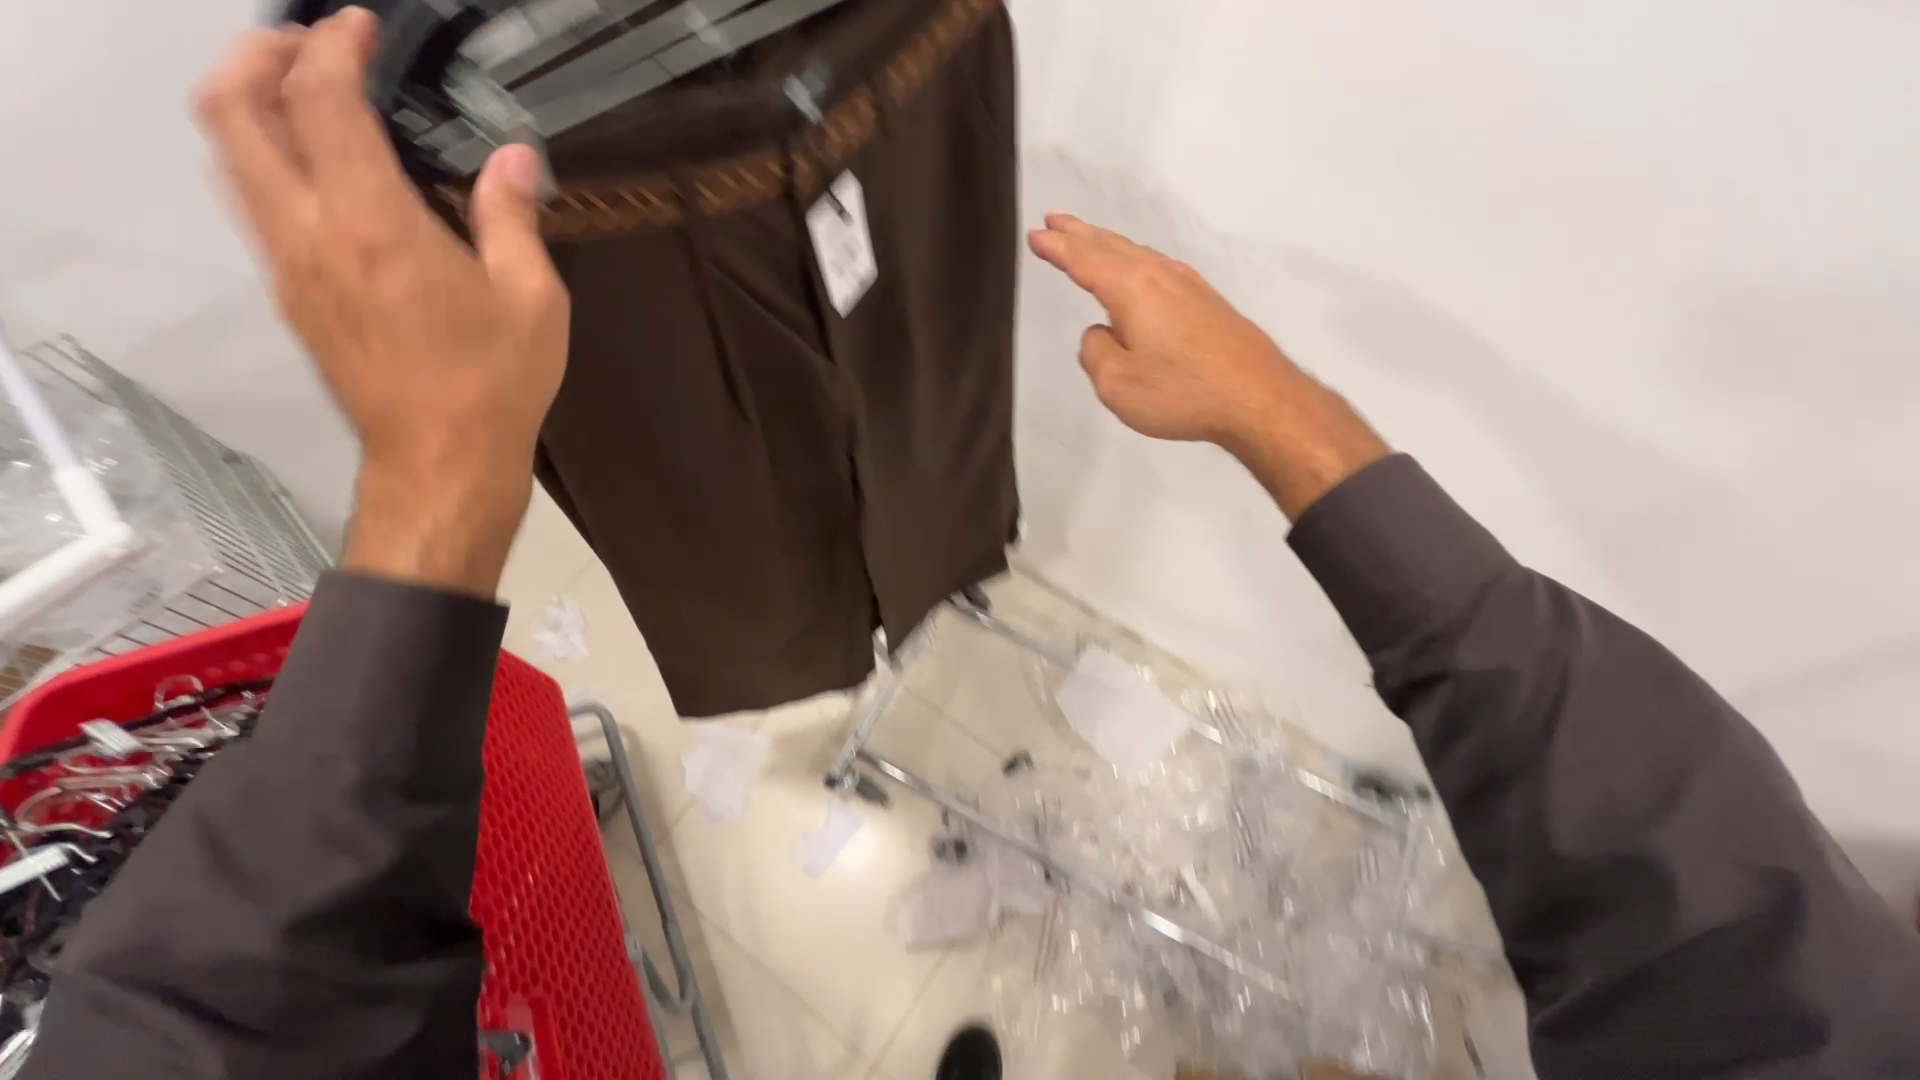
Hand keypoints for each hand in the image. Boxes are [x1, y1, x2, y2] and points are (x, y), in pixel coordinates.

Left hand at [194, 8, 569, 593]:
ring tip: (301, 98)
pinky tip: (321, 177)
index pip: (320, 101)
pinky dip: (266, 162)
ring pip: (227, 158)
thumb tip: (515, 157)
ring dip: (249, 108)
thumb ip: (514, 218)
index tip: (358, 27)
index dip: (331, 47)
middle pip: (231, 111)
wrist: (442, 458)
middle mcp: (310, 231)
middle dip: (256, 56)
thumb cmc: (496, 379)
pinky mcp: (290, 297)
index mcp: (375, 223)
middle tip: (306, 47)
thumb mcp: (533, 299)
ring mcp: (288, 266)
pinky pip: (252, 205)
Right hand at [1028, 213, 1388, 518]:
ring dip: (1107, 244)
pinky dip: (1135, 260)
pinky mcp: (1207, 303)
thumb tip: (1103, 334)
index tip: (1036, 235)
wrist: (1257, 398)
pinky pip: (1158, 268)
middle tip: (1055, 220)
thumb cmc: (1183, 392)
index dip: (1057, 248)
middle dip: (1079, 233)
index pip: (1084, 260)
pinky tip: (1139, 269)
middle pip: (1111, 246)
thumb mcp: (1116, 383)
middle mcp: (1160, 277)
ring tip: (1089, 239)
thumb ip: (1096, 352)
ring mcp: (1188, 287)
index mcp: (1131, 289)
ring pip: (1137, 254)